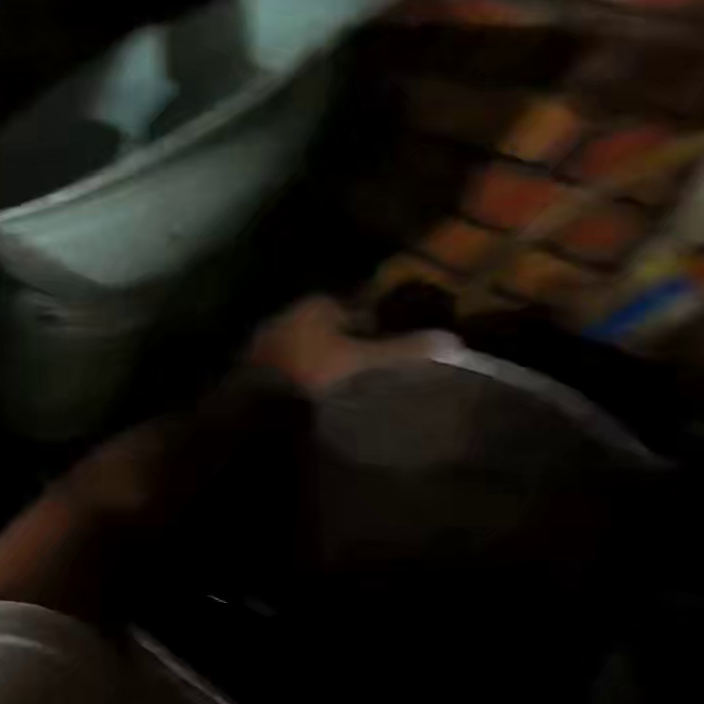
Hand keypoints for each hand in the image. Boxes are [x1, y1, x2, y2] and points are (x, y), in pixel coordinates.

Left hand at [245, 295, 455, 395]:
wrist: (252, 399)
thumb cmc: (310, 372)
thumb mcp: (361, 361)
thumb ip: (401, 350)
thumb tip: (453, 341)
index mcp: (316, 304)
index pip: (357, 313)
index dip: (371, 336)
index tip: (376, 360)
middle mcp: (289, 312)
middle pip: (328, 329)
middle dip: (342, 347)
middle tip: (355, 377)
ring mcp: (265, 336)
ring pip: (303, 346)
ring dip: (315, 362)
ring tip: (329, 390)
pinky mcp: (249, 361)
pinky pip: (281, 364)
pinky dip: (292, 374)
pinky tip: (299, 395)